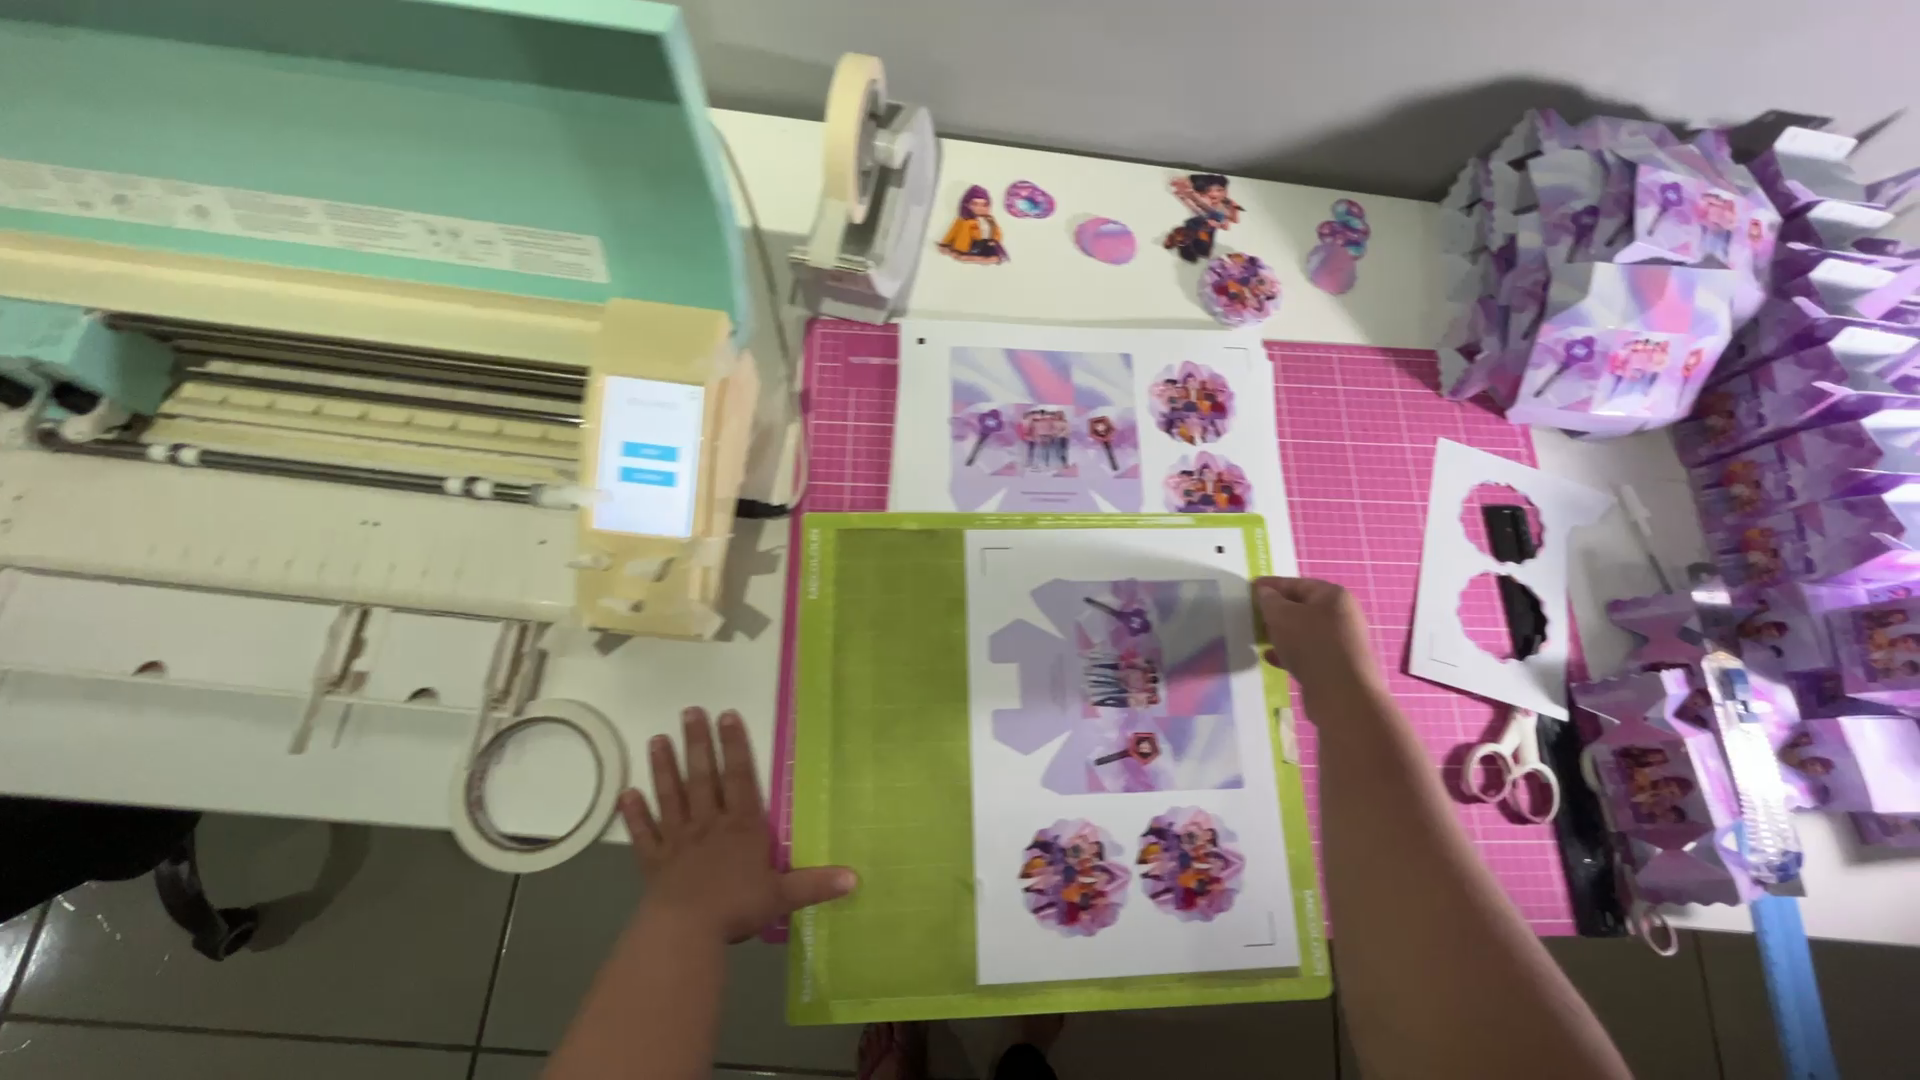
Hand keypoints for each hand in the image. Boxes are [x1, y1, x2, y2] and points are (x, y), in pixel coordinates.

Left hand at [621, 707, 856, 942]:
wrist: (686, 932)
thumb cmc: (737, 908)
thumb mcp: (783, 896)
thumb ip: (815, 883)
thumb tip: (855, 877)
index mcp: (742, 827)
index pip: (740, 778)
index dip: (734, 745)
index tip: (727, 716)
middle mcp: (709, 824)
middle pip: (702, 777)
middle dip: (697, 743)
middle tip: (690, 712)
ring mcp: (678, 840)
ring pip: (671, 796)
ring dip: (663, 767)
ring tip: (657, 739)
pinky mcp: (655, 861)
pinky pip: (644, 833)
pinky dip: (635, 814)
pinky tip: (626, 794)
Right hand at [1254, 576, 1383, 699]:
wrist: (1343, 694)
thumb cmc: (1312, 644)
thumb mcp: (1282, 616)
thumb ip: (1270, 601)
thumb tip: (1265, 592)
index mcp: (1333, 597)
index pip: (1297, 583)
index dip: (1272, 585)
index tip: (1251, 588)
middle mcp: (1341, 615)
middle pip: (1302, 607)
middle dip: (1276, 611)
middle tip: (1253, 615)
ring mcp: (1340, 642)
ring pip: (1303, 632)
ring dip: (1281, 633)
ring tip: (1259, 638)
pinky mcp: (1335, 664)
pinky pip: (1307, 652)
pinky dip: (1288, 652)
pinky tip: (1270, 658)